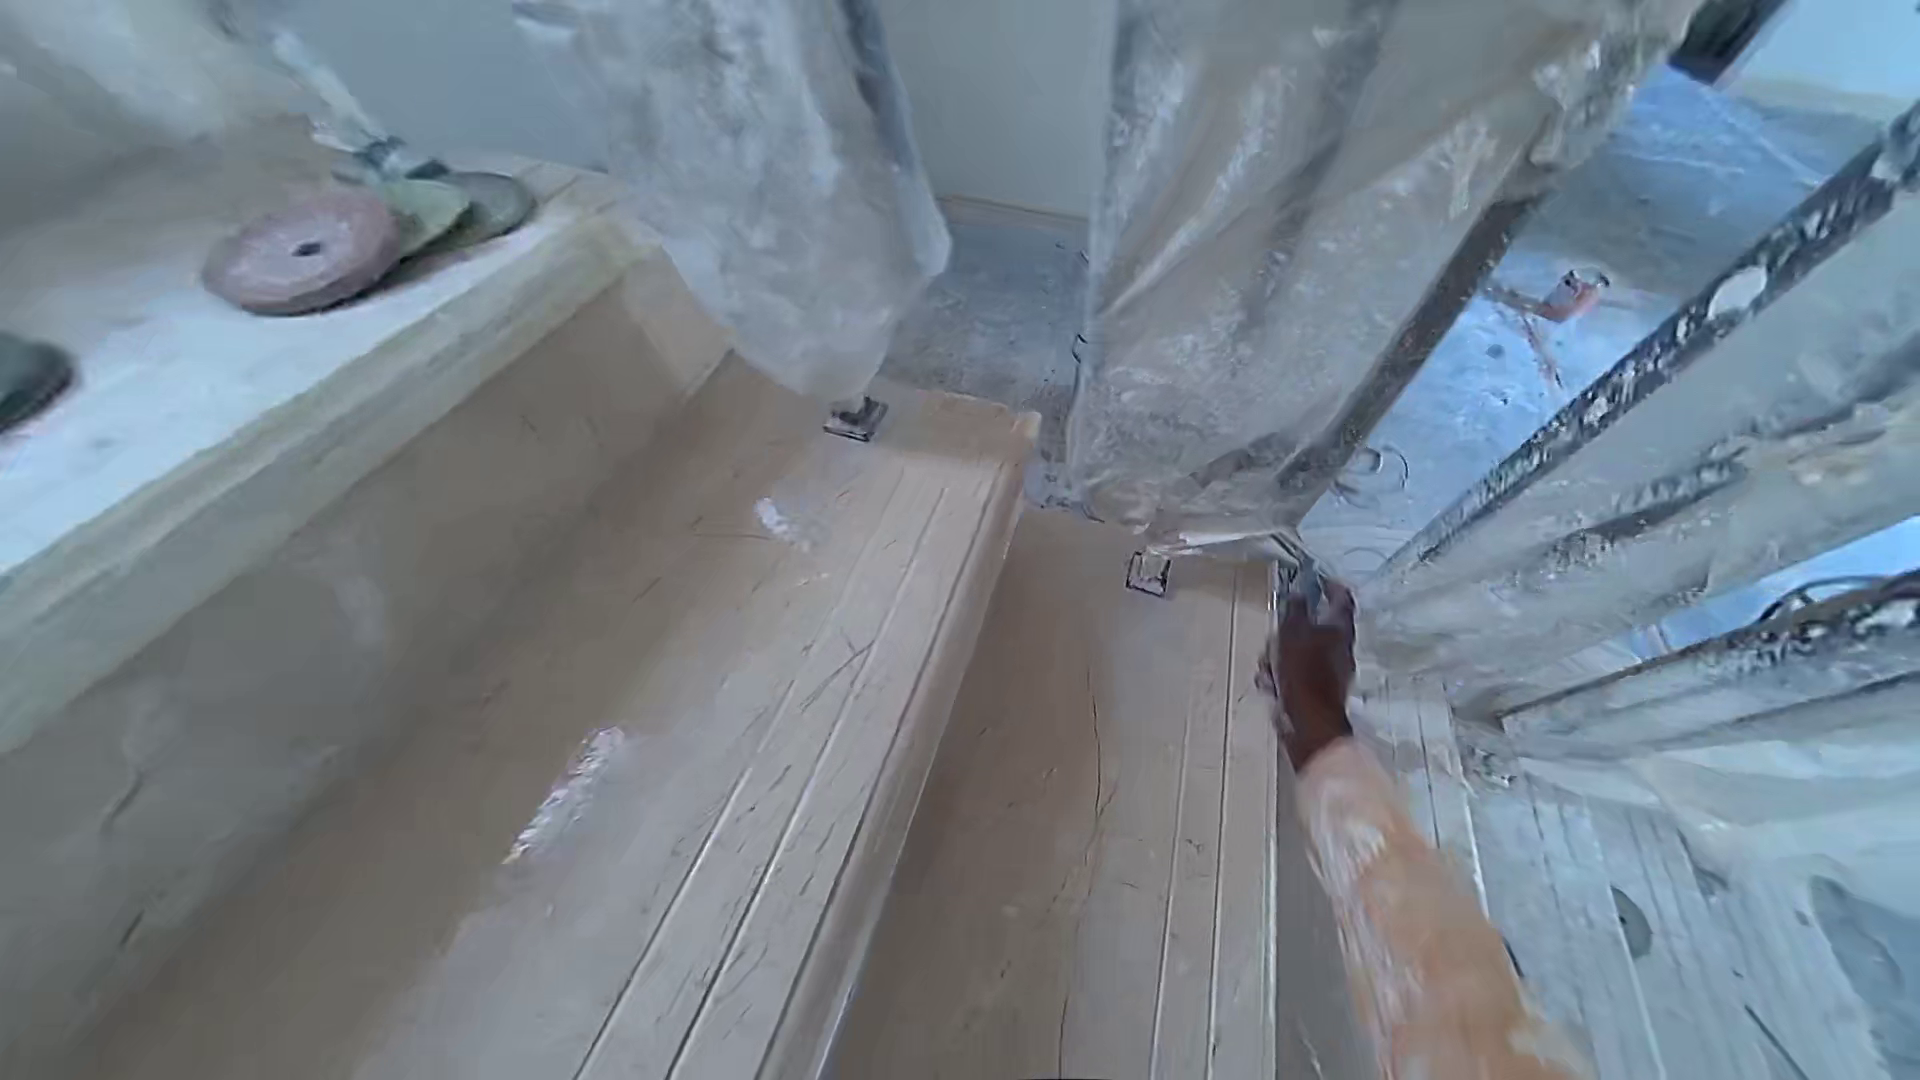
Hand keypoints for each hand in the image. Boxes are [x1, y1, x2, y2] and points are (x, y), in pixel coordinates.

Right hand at [1257, 578, 1355, 769]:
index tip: (1317, 578)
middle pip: (1312, 626)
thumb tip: (1297, 590)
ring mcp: (1326, 670)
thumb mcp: (1292, 632)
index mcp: (1339, 630)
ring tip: (1267, 665)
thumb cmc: (1302, 672)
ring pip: (1295, 650)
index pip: (1342, 599)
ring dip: (1277, 654)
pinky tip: (1270, 682)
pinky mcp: (1311, 688)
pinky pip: (1289, 672)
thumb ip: (1294, 609)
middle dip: (1288, 629)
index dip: (1330, 586)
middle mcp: (1338, 648)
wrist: (1307, 722)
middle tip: (1276, 632)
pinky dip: (1277, 675)